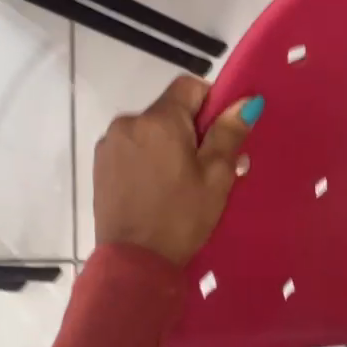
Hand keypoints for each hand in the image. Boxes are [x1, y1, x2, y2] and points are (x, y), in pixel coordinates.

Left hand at [93, 77, 258, 266]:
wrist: (135, 260)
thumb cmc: (183, 216)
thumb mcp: (216, 176)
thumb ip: (229, 133)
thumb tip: (246, 101)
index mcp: (160, 120)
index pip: (189, 85)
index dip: (210, 103)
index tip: (220, 134)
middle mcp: (129, 122)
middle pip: (169, 110)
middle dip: (190, 130)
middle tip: (206, 167)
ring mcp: (110, 143)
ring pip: (151, 130)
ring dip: (168, 145)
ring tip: (180, 183)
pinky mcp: (100, 164)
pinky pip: (134, 147)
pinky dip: (149, 159)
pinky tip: (157, 189)